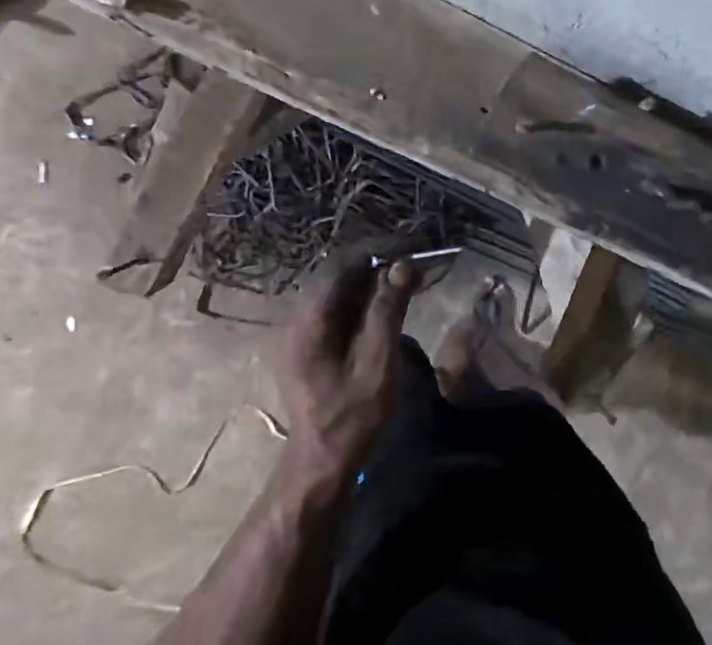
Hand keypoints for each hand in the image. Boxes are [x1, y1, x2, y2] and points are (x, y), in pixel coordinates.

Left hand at [277, 258, 414, 483]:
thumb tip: (402, 265)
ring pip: (338, 288)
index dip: (379, 252)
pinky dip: (362, 299)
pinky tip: (386, 303)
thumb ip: (387, 312)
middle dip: (378, 264)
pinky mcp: (307, 341)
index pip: (344, 265)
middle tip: (414, 263)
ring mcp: (298, 329)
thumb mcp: (377, 364)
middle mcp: (296, 316)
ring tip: (406, 279)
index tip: (412, 248)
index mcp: (309, 320)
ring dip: (371, 281)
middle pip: (339, 273)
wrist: (321, 463)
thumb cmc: (352, 418)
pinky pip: (336, 306)